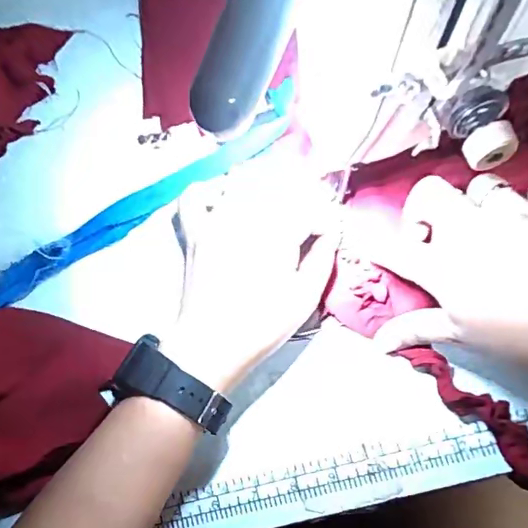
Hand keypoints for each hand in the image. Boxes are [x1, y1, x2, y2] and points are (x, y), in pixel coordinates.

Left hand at [164, 156, 338, 392]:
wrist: (211, 345)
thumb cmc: (263, 325)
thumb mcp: (305, 296)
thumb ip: (323, 257)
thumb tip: (332, 233)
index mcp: (278, 228)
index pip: (311, 207)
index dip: (326, 220)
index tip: (330, 236)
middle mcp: (246, 212)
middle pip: (280, 187)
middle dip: (301, 202)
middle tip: (309, 229)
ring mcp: (215, 218)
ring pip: (244, 182)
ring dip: (266, 190)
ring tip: (277, 215)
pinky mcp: (195, 231)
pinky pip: (197, 196)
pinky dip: (211, 190)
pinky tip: (225, 198)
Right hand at [350, 175, 527, 390]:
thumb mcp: (471, 338)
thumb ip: (423, 329)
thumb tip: (378, 343)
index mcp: (444, 269)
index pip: (392, 246)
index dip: (372, 239)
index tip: (361, 235)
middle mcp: (470, 230)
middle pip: (429, 194)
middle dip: (429, 210)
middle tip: (444, 236)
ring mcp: (513, 210)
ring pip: (482, 188)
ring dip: (485, 209)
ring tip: (503, 237)